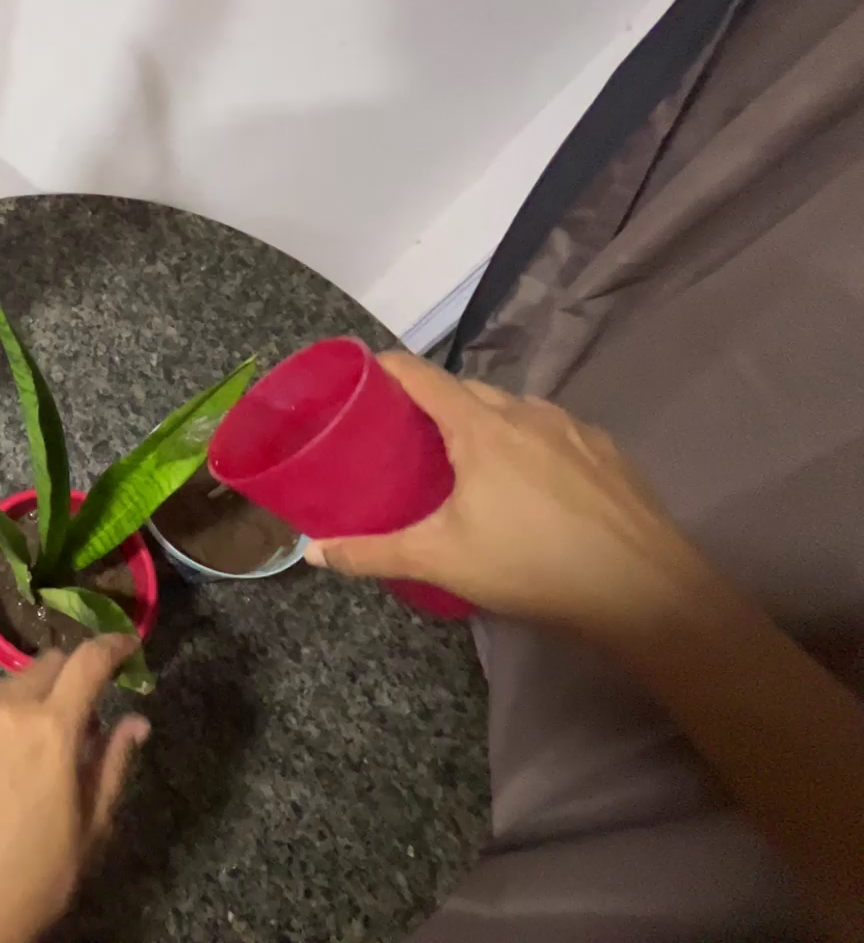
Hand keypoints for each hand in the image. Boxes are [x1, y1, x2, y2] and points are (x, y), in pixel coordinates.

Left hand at [0, 635, 150, 942]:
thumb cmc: (37, 873)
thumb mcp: (91, 825)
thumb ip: (113, 762)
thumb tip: (136, 721)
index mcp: (51, 729)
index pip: (87, 663)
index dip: (112, 646)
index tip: (128, 645)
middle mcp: (8, 709)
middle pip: (48, 663)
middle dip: (74, 673)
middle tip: (87, 712)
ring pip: (14, 681)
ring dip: (38, 694)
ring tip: (46, 741)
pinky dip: (7, 713)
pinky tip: (9, 756)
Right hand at [304, 352, 721, 638]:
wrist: (652, 598)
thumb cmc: (531, 564)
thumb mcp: (436, 560)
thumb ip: (368, 552)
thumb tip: (312, 552)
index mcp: (480, 428)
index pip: (420, 374)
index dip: (385, 367)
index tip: (357, 378)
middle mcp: (526, 413)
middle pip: (464, 386)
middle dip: (427, 398)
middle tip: (397, 430)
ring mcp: (573, 429)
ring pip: (509, 405)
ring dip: (477, 417)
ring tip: (456, 453)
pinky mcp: (607, 451)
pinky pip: (548, 426)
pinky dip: (521, 436)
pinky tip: (520, 477)